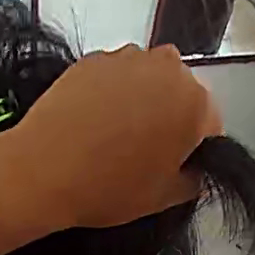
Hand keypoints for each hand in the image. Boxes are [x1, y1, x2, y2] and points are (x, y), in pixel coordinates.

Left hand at [6, 45, 221, 228]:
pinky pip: (117, 78)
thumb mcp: (165, 197)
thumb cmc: (110, 187)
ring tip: (117, 140)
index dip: (196, 150)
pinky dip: (113, 96)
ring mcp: (127, 57)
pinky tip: (95, 127)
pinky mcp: (93, 58)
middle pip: (181, 95)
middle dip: (172, 119)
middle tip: (147, 155)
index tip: (177, 167)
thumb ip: (194, 180)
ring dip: (143, 104)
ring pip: (149, 82)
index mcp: (195, 103)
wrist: (42, 170)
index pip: (211, 125)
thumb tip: (193, 170)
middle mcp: (167, 68)